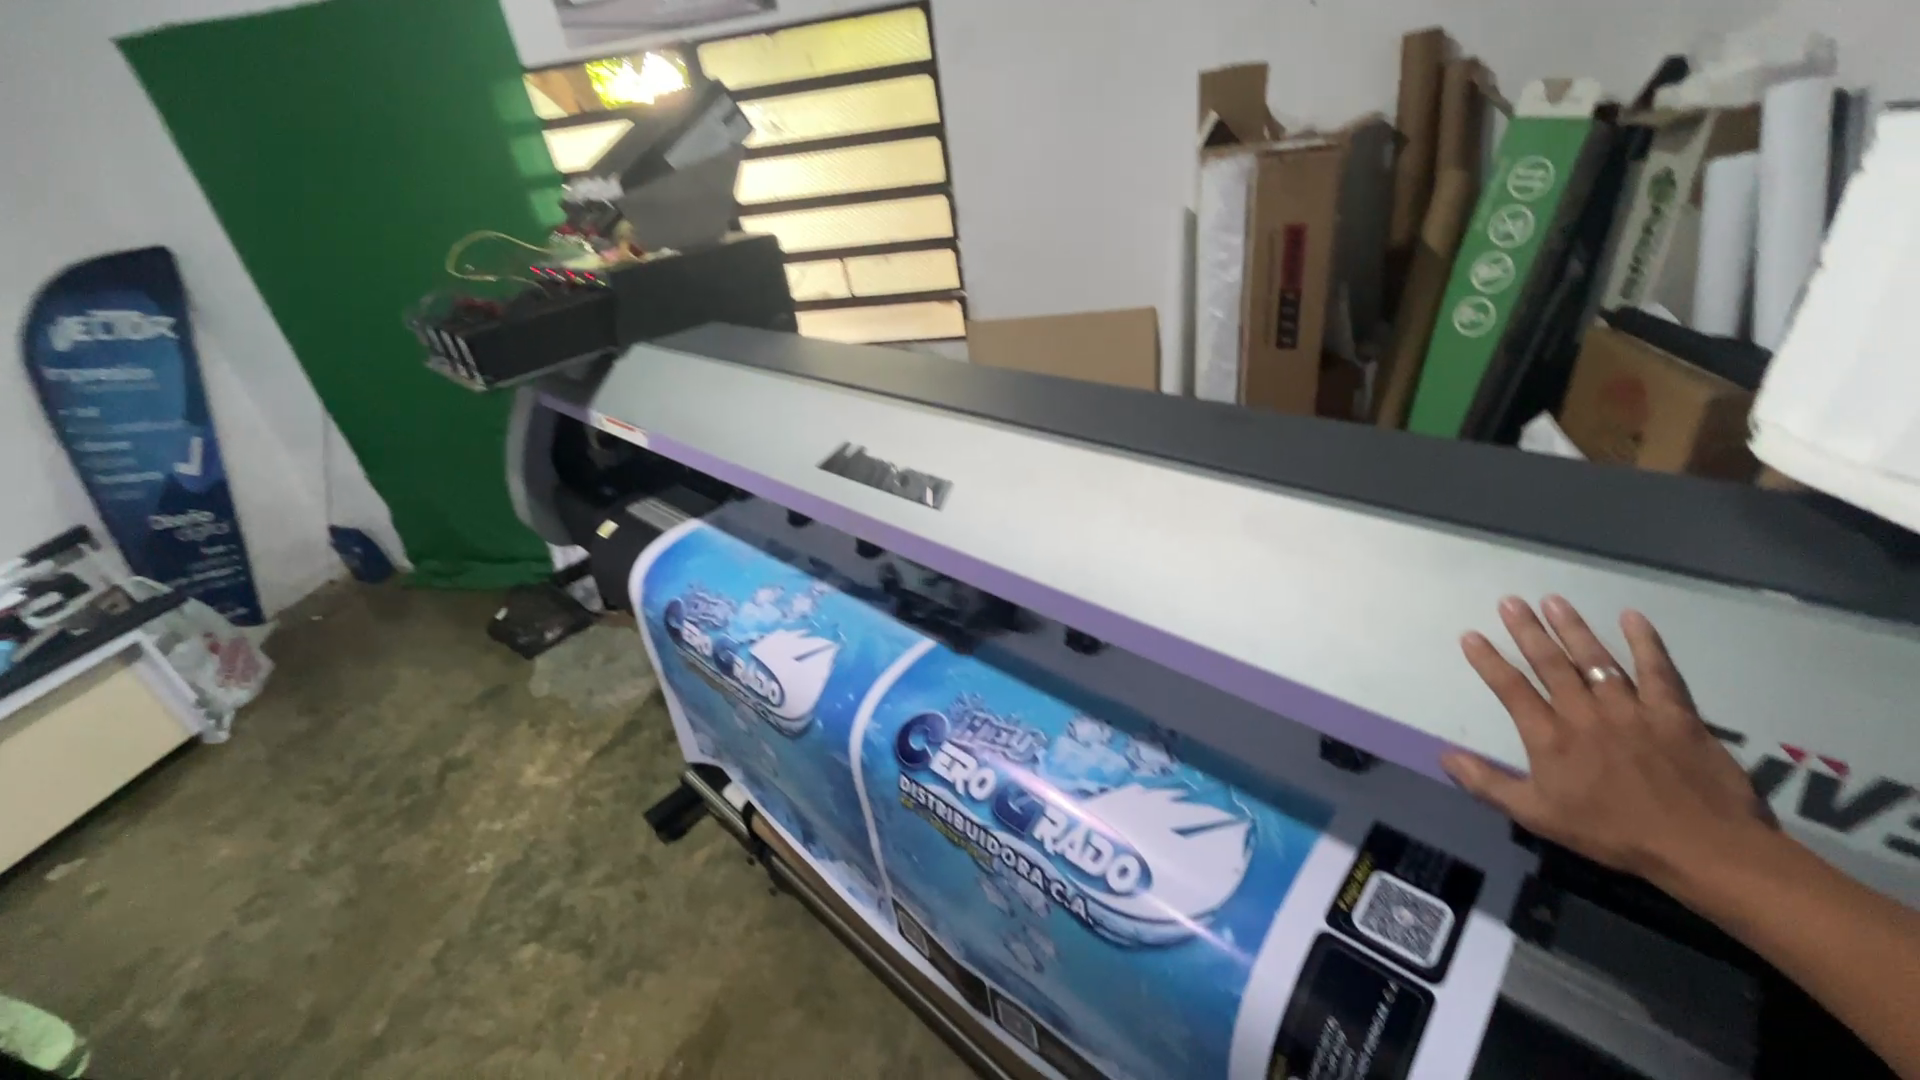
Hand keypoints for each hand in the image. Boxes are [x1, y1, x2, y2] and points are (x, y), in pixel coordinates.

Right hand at [1443, 596, 1776, 888]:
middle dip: (1527, 631)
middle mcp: (1585, 713)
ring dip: (1573, 628)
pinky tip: (1631, 618)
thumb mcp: (1538, 815)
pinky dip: (1645, 642)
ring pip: (1595, 659)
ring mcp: (1631, 709)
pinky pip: (1658, 670)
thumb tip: (1445, 756)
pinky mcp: (1674, 713)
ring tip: (1553, 600)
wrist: (1700, 846)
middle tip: (1510, 601)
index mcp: (1550, 737)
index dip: (1489, 661)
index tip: (1471, 635)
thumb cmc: (1612, 832)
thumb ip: (1489, 784)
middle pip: (1550, 663)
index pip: (1511, 689)